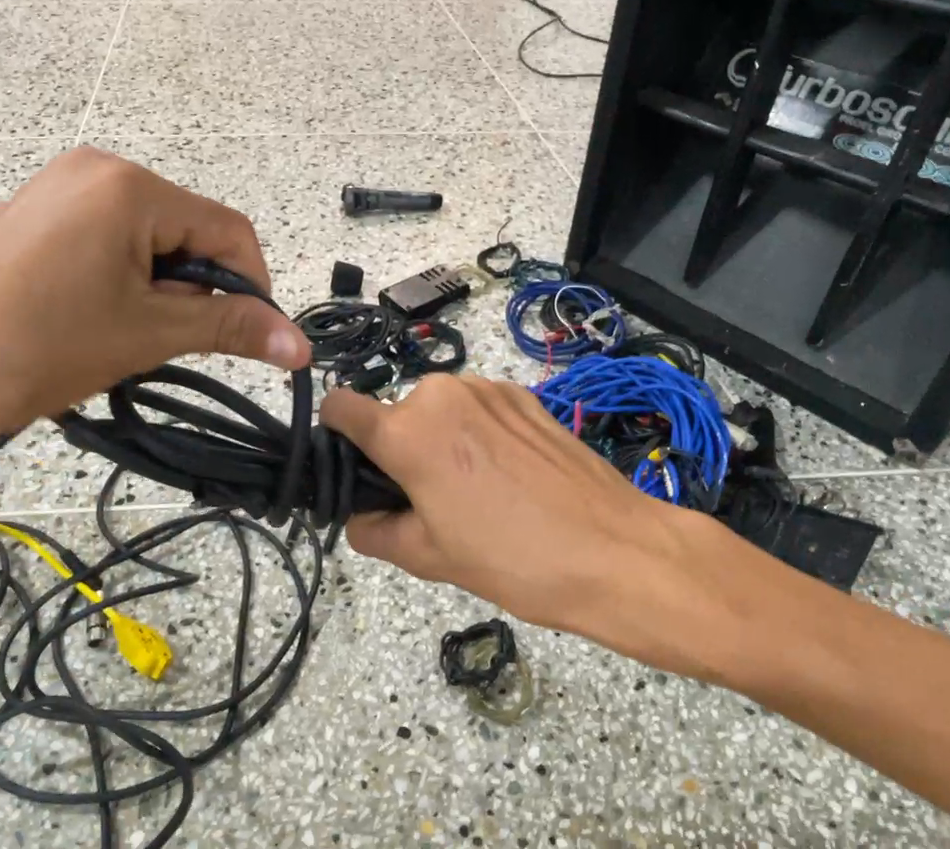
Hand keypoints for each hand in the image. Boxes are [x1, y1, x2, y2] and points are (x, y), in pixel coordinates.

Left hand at [0, 147, 308, 445]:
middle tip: (166, 338)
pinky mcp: (25, 215)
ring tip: (122, 331)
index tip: (251, 335)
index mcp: (128, 186)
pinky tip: (84, 315)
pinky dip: (115, 275)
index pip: (227, 228)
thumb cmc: (46, 348)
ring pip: (143, 236)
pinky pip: (98, 236)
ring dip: (156, 284)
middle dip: (193, 286)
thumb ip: (232, 328)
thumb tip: (302, 348)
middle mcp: (92, 168)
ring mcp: (51, 188)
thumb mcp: (150, 335)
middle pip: (184, 228)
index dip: (251, 284)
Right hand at [321, 375, 745, 675]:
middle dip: (398, 453)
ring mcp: (488, 389)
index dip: (335, 438)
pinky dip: (477, 436)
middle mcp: (442, 394)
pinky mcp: (524, 395)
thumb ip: (373, 530)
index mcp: (407, 430)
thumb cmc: (513, 559)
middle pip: (394, 416)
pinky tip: (508, 479)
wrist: (614, 550)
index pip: (339, 407)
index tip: (356, 473)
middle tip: (429, 506)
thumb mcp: (428, 557)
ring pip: (438, 413)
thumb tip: (358, 514)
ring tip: (477, 496)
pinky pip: (477, 410)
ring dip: (440, 444)